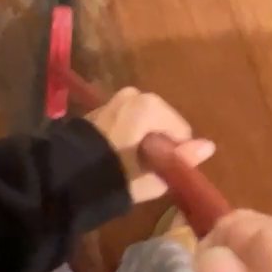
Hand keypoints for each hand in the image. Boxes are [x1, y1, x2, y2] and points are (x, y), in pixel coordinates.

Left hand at [85, 87, 215, 202]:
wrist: (63, 175)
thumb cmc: (113, 176)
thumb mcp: (152, 176)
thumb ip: (183, 159)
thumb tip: (208, 146)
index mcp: (150, 106)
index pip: (180, 130)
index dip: (175, 153)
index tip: (162, 172)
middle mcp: (134, 95)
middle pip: (162, 122)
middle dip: (159, 144)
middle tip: (147, 170)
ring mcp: (115, 99)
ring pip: (144, 121)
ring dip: (143, 140)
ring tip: (131, 165)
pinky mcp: (100, 109)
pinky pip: (126, 120)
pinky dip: (128, 135)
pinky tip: (117, 156)